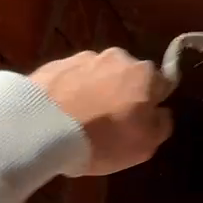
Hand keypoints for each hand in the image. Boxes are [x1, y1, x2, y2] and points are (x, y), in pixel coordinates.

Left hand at [29, 49, 173, 175]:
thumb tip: (160, 113)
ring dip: (94, 92)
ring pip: (98, 76)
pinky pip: (70, 80)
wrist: (40, 127)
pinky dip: (69, 93)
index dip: (154, 104)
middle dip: (123, 94)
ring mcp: (83, 58)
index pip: (162, 85)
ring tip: (80, 120)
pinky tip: (60, 115)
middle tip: (110, 122)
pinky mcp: (53, 64)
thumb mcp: (145, 145)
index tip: (142, 121)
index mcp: (146, 74)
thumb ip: (161, 125)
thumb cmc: (103, 138)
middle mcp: (118, 57)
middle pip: (128, 77)